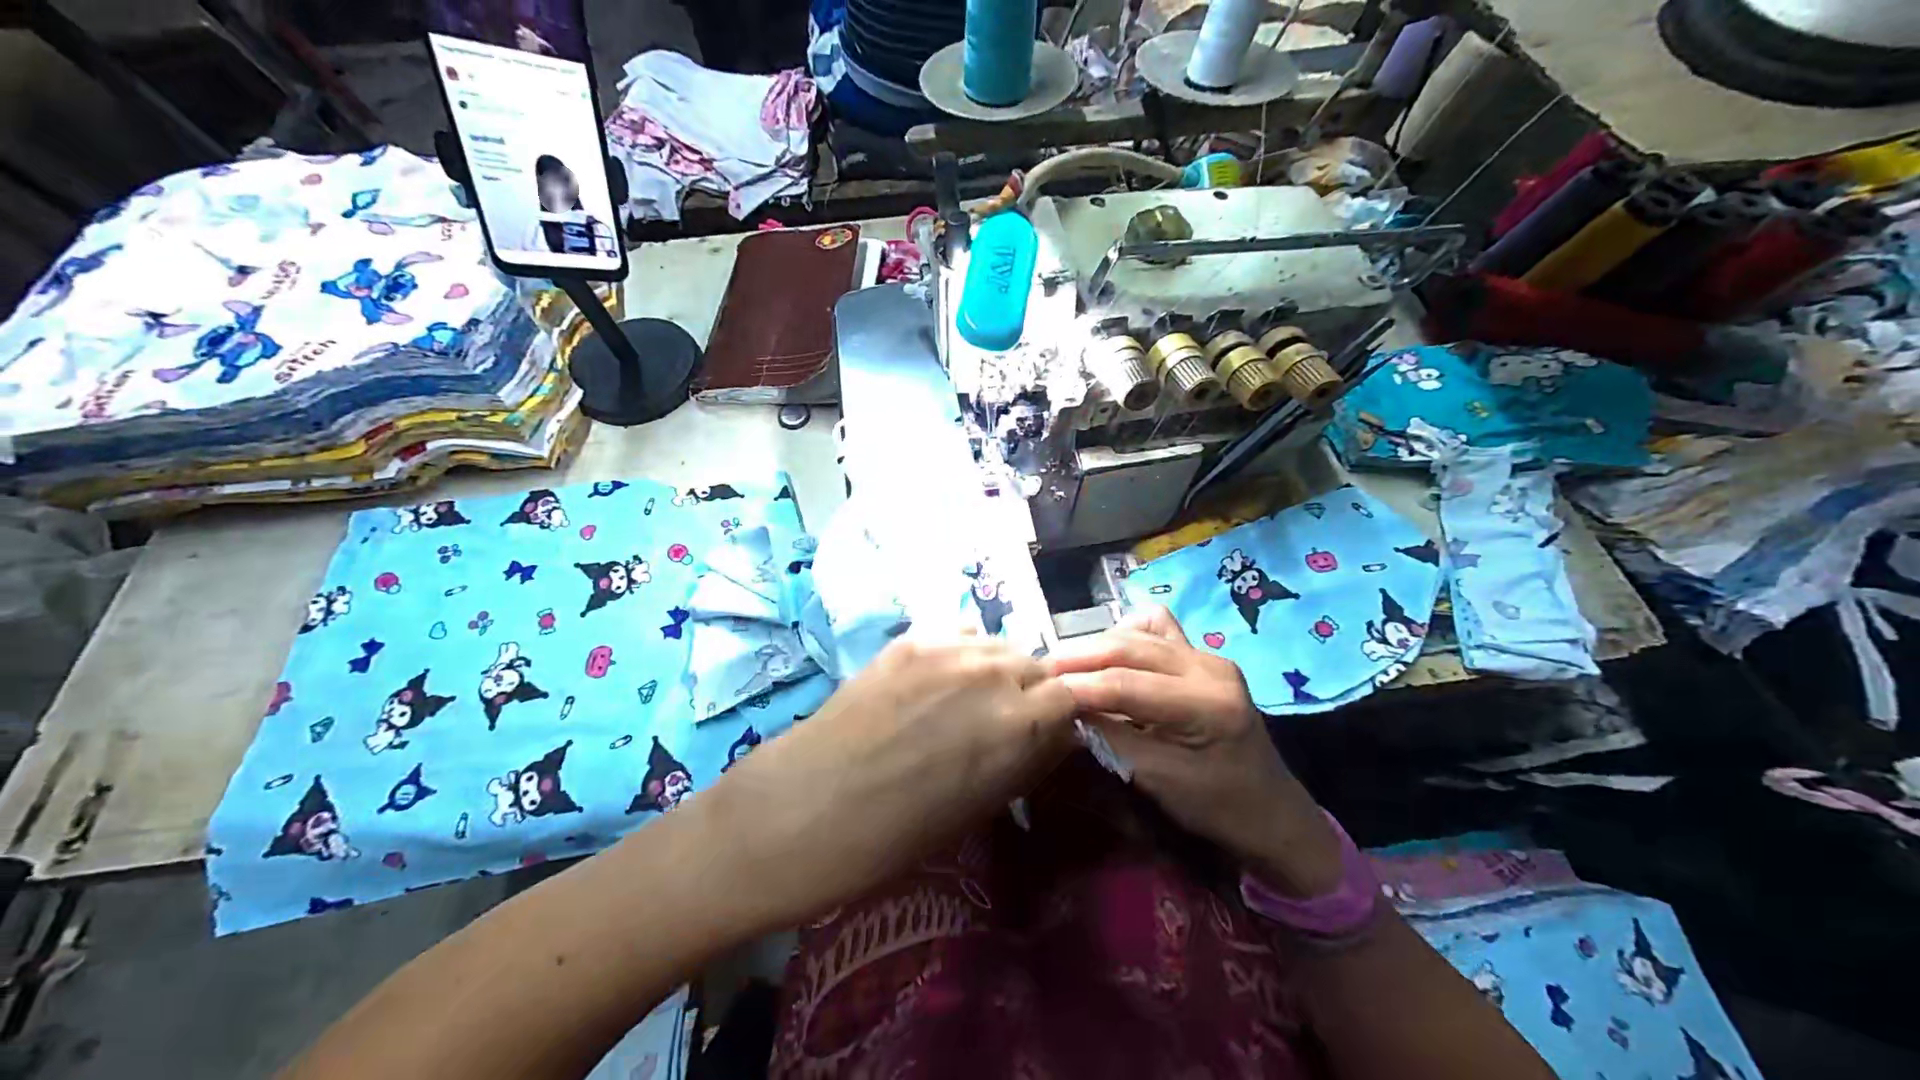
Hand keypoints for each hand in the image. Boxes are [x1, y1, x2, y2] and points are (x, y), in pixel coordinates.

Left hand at [692, 637, 1077, 930]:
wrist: (799, 811)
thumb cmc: (892, 838)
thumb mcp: (977, 810)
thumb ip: (1024, 763)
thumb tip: (1055, 739)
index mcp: (1017, 724)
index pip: (1070, 697)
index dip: (1063, 718)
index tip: (1050, 736)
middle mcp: (990, 673)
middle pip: (1035, 666)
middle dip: (1032, 693)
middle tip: (1007, 722)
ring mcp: (945, 650)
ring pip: (997, 645)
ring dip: (998, 670)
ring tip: (971, 700)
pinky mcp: (907, 641)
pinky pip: (956, 635)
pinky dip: (961, 654)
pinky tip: (938, 681)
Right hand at [1048, 606, 1343, 896]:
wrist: (1270, 815)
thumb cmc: (1215, 808)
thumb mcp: (1155, 780)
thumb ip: (1108, 737)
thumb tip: (1065, 708)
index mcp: (1205, 703)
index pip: (1124, 682)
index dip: (1076, 685)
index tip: (1038, 692)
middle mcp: (1210, 667)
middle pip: (1129, 647)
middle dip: (1079, 657)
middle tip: (1040, 672)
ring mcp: (1210, 657)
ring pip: (1139, 633)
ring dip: (1097, 646)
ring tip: (1065, 666)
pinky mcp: (1205, 659)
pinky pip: (1159, 631)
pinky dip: (1127, 635)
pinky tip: (1109, 655)